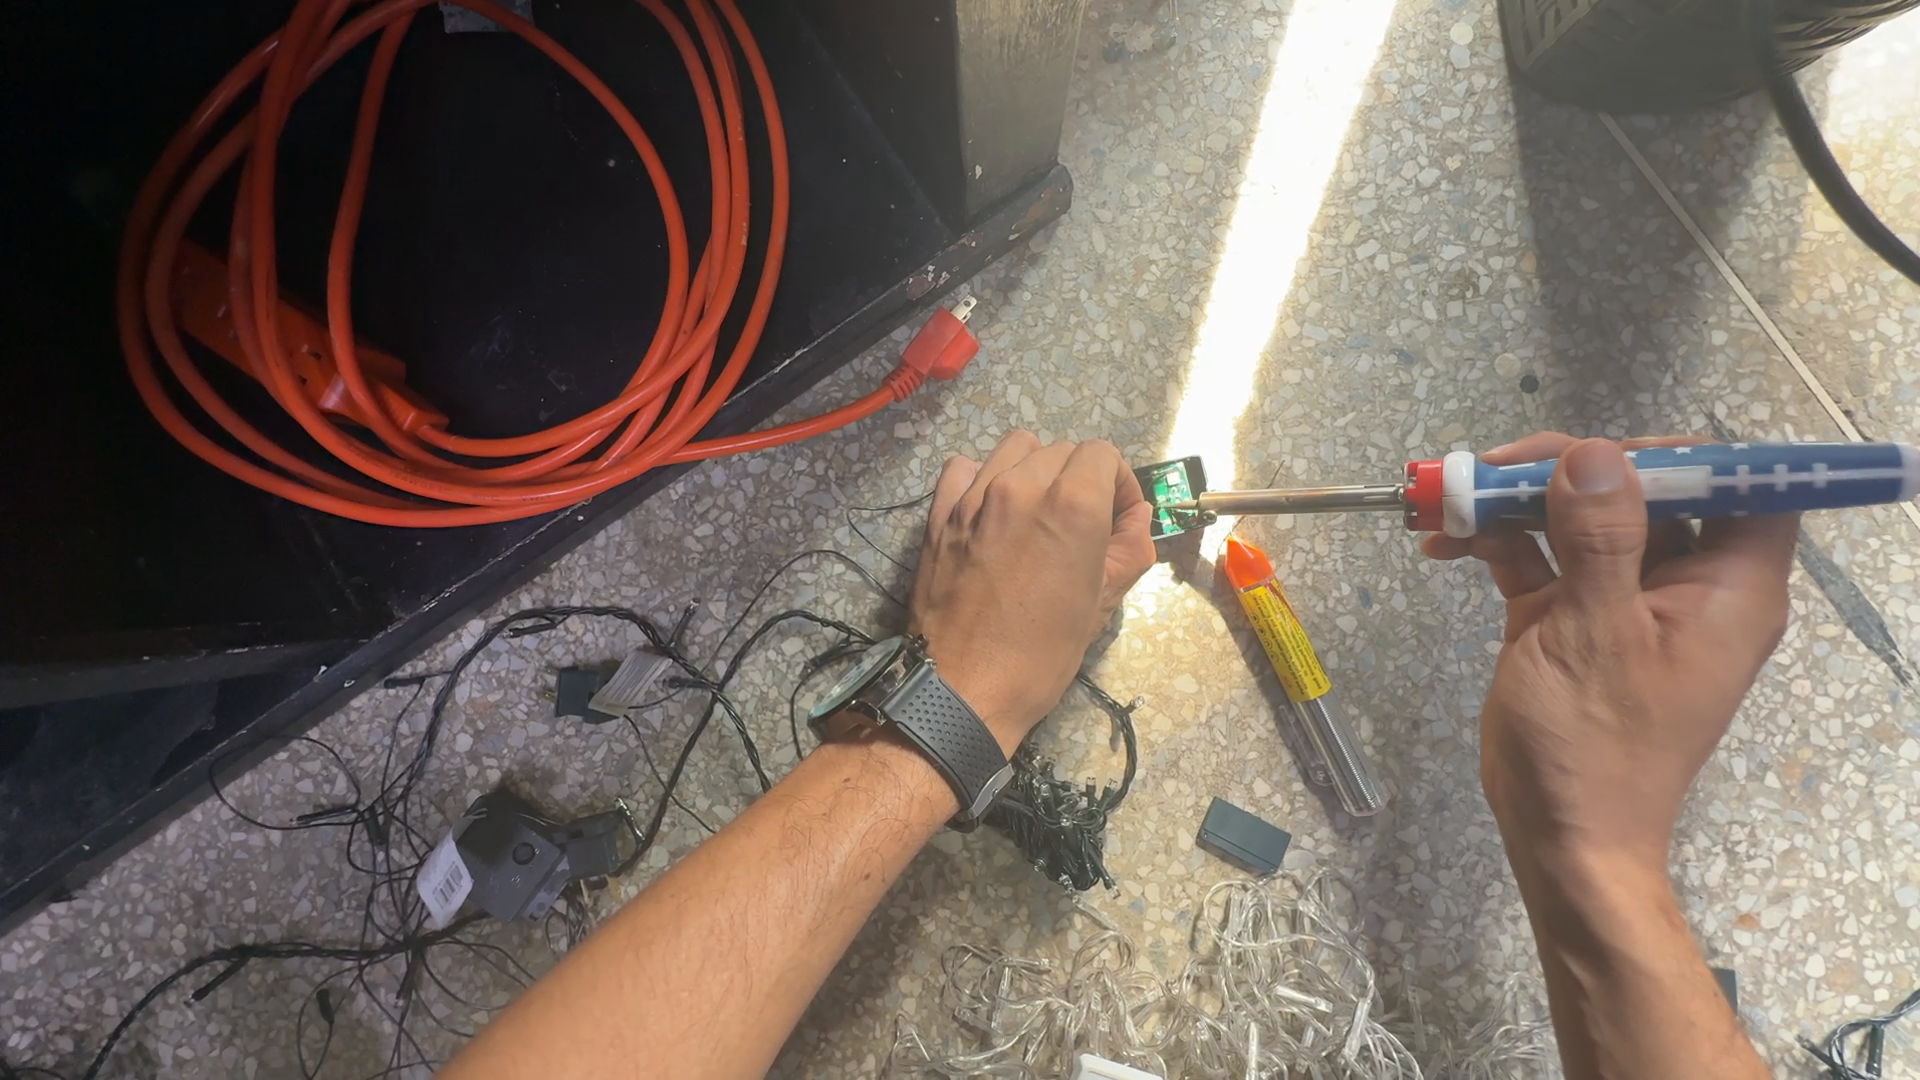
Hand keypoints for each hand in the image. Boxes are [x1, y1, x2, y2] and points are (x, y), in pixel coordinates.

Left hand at [911, 431, 1155, 753]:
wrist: (964, 687)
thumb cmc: (1042, 653)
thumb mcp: (1103, 603)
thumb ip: (1131, 547)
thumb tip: (1137, 516)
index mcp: (1072, 504)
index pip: (1103, 454)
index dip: (1118, 483)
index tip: (1116, 516)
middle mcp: (1022, 485)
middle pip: (1061, 451)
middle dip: (1080, 478)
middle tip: (1080, 522)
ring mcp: (974, 496)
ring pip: (1014, 449)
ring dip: (1034, 470)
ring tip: (1035, 511)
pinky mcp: (939, 514)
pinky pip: (963, 468)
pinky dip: (982, 478)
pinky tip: (990, 510)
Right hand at [1422, 434, 1798, 877]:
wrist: (1556, 822)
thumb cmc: (1595, 740)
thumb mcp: (1596, 633)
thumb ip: (1601, 540)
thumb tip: (1594, 452)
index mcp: (1722, 588)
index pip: (1736, 489)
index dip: (1676, 457)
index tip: (1591, 450)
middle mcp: (1674, 584)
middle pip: (1636, 496)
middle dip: (1561, 473)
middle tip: (1491, 469)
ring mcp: (1611, 599)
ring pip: (1571, 524)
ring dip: (1511, 508)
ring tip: (1448, 503)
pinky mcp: (1559, 617)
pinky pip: (1531, 560)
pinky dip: (1489, 546)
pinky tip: (1443, 547)